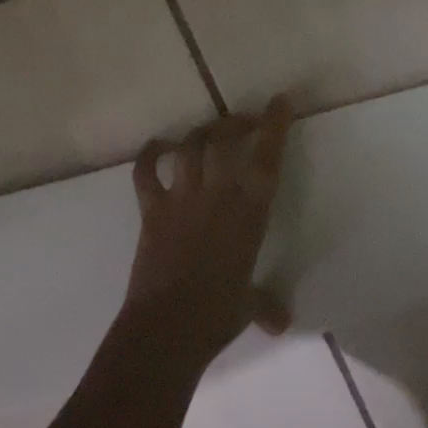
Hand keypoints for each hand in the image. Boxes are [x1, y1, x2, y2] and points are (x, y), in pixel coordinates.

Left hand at [122, 96, 295, 362]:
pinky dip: (150, 154)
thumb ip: (265, 305)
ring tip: (209, 132)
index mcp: (250, 213)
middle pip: (225, 140)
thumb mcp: (249, 306)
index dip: (275, 126)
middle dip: (236, 122)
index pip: (267, 159)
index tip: (279, 102)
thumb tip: (281, 324)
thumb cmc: (218, 315)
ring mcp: (181, 199)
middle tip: (244, 122)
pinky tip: (157, 147)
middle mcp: (217, 195)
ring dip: (201, 133)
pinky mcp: (151, 210)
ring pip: (190, 148)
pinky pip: (146, 172)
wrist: (167, 326)